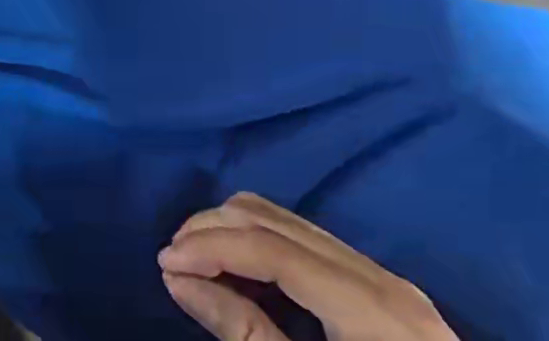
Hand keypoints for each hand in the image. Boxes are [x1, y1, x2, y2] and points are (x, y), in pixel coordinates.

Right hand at [160, 193, 458, 340]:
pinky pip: (304, 242)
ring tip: (197, 261)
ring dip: (232, 231)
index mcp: (371, 306)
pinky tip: (239, 271)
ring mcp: (385, 280)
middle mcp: (380, 277)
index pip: (272, 248)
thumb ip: (244, 332)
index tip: (163, 263)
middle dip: (214, 230)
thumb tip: (177, 277)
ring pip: (286, 220)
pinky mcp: (382, 291)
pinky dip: (259, 244)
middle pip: (274, 220)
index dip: (210, 247)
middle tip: (173, 260)